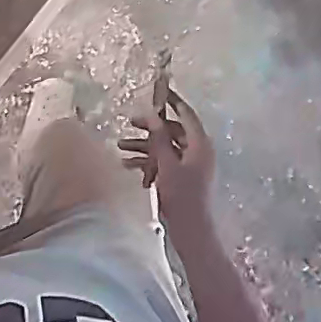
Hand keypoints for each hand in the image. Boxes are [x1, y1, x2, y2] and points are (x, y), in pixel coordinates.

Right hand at [121, 94, 215, 229]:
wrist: (192, 231)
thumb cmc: (182, 196)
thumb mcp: (167, 165)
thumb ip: (159, 139)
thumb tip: (152, 115)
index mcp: (199, 144)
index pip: (186, 114)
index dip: (172, 101)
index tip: (158, 90)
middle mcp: (197, 151)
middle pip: (172, 130)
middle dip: (150, 127)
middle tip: (130, 122)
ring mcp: (189, 164)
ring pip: (165, 147)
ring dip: (144, 146)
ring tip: (121, 146)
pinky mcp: (181, 177)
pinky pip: (164, 162)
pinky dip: (148, 161)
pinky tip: (128, 165)